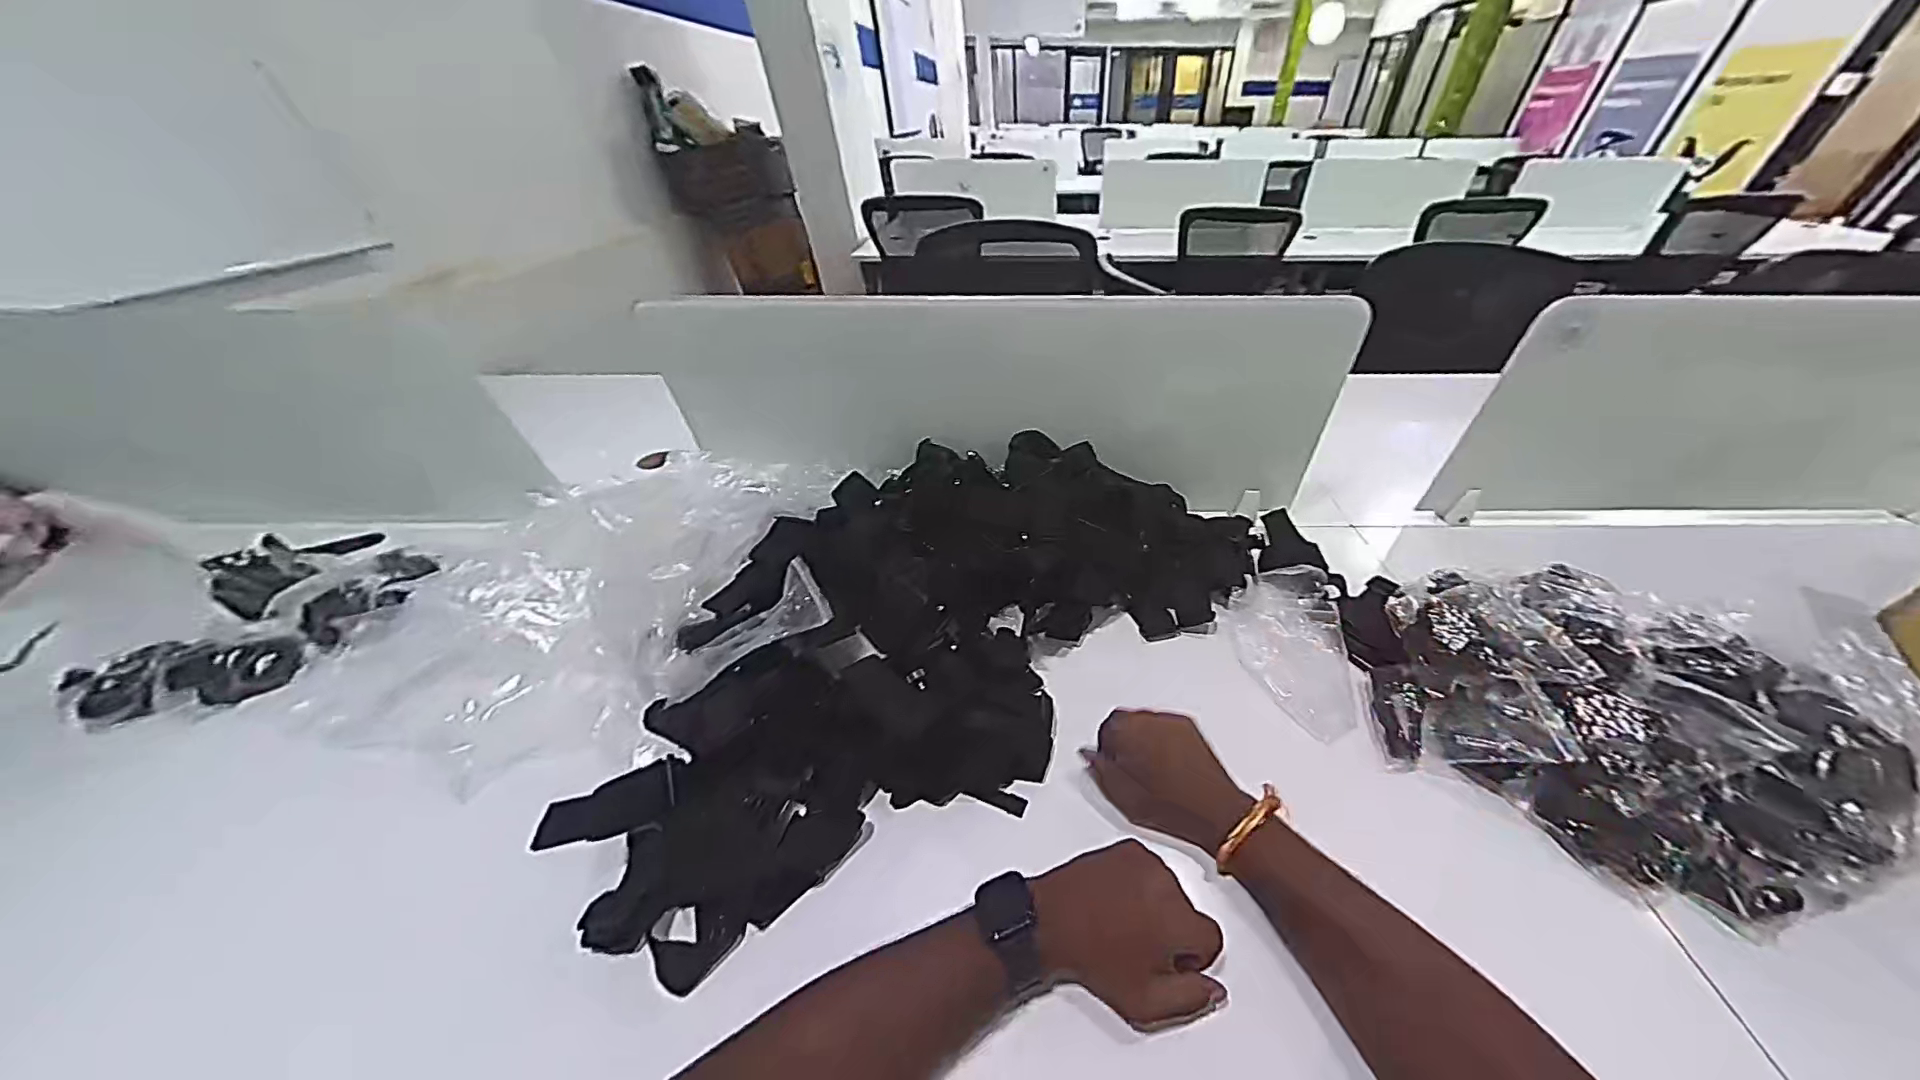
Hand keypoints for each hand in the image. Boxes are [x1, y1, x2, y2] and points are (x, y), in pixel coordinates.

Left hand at [1030, 840, 1225, 1030]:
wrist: (1051, 920)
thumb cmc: (1090, 956)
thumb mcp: (1145, 1002)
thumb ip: (1190, 999)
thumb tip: (1212, 988)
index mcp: (1177, 920)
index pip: (1212, 939)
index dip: (1192, 957)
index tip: (1170, 962)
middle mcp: (1165, 883)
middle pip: (1188, 913)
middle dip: (1172, 931)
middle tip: (1140, 945)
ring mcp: (1145, 861)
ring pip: (1169, 890)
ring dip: (1155, 905)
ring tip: (1123, 922)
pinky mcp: (1126, 849)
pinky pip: (1147, 869)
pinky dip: (1137, 883)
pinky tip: (1116, 900)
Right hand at [1082, 709, 1253, 851]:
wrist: (1215, 812)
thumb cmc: (1173, 807)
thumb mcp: (1121, 796)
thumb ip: (1099, 770)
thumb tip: (1089, 755)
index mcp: (1126, 732)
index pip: (1103, 728)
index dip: (1104, 748)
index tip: (1108, 763)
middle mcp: (1148, 720)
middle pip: (1123, 721)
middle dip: (1121, 740)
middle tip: (1126, 767)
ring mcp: (1171, 722)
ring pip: (1144, 722)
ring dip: (1141, 738)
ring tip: (1148, 768)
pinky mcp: (1189, 727)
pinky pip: (1164, 726)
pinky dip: (1160, 739)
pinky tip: (1164, 764)